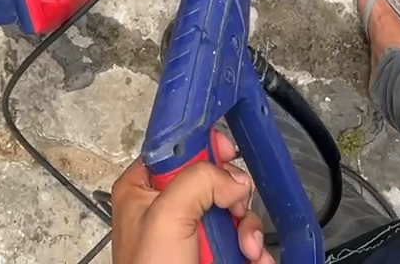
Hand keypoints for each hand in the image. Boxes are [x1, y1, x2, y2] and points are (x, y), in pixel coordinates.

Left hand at [111, 129, 274, 263]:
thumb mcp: (166, 217)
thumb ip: (198, 181)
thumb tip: (231, 177)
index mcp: (143, 189)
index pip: (176, 148)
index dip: (204, 145)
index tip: (226, 150)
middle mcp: (167, 210)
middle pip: (212, 180)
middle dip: (233, 195)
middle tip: (236, 207)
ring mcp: (192, 237)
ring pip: (233, 212)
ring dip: (248, 227)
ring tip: (248, 248)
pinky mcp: (214, 260)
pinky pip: (244, 243)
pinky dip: (256, 251)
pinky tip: (255, 260)